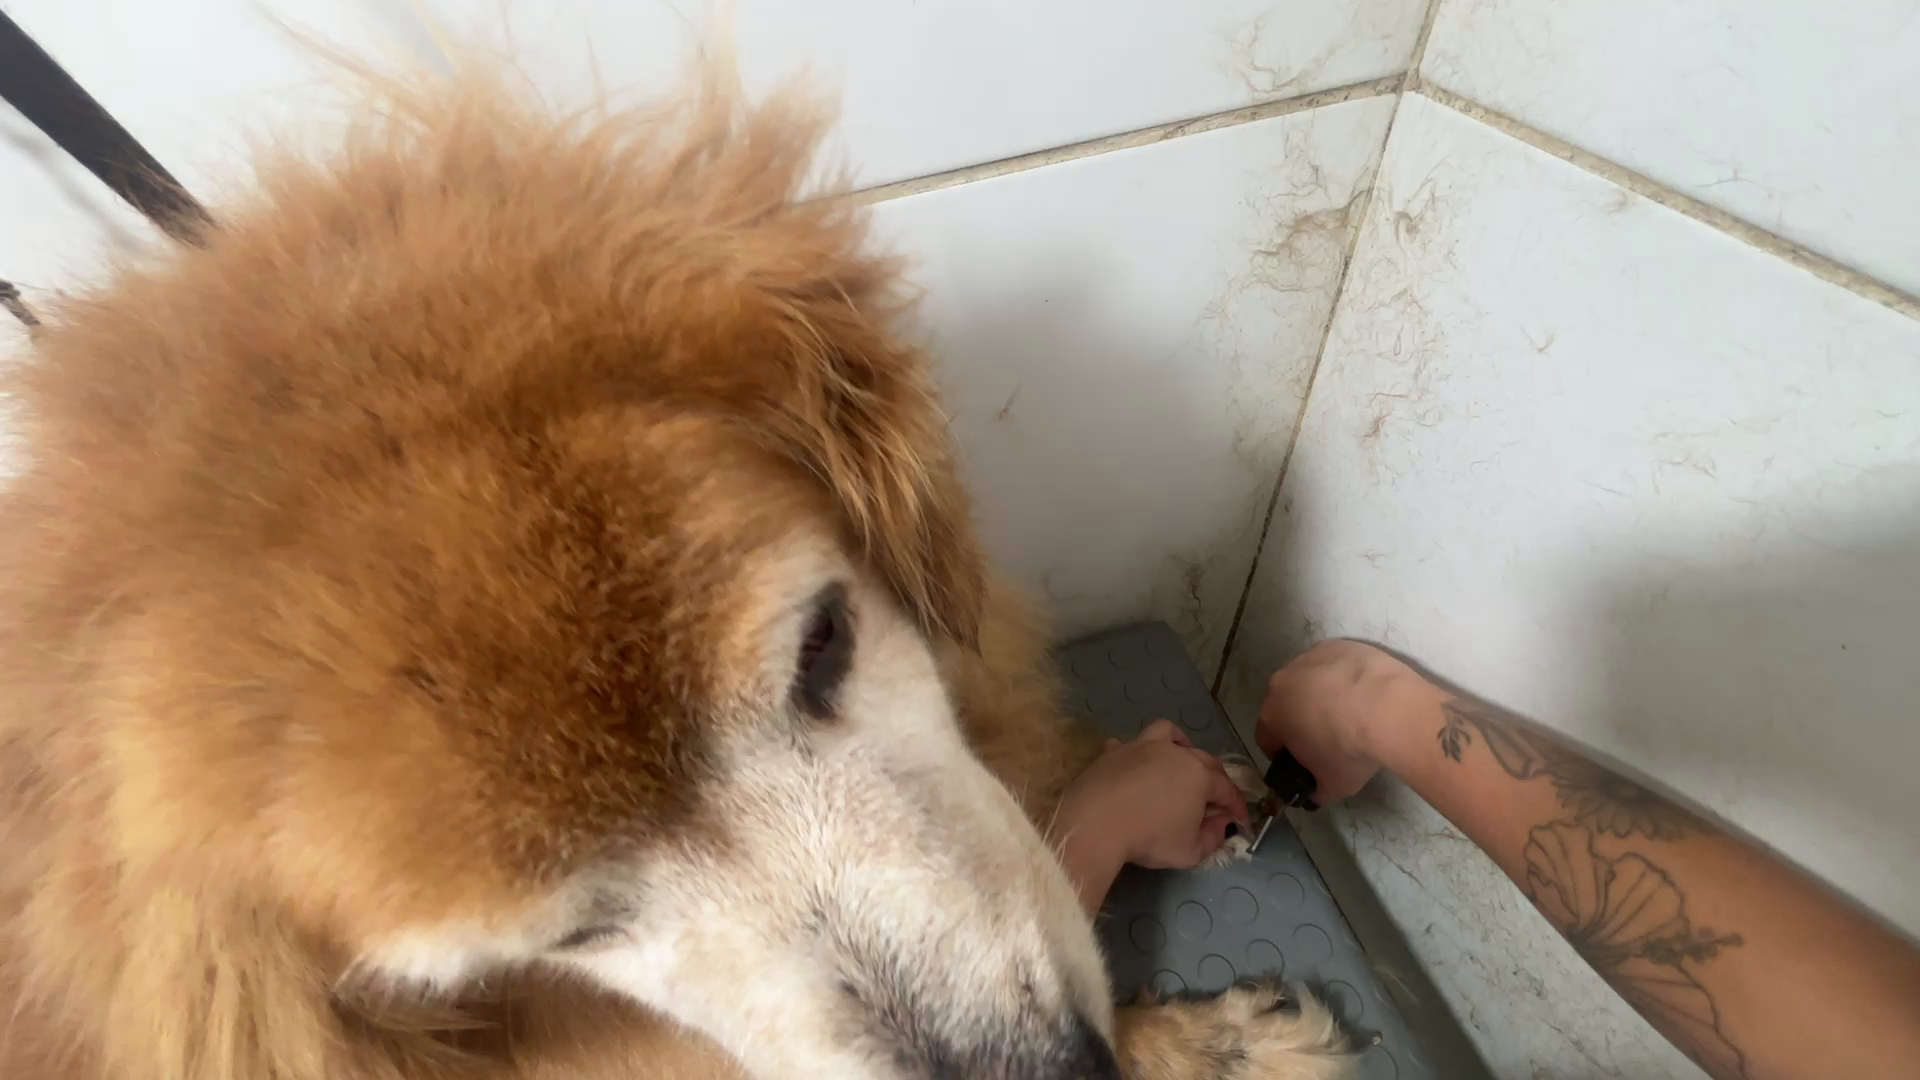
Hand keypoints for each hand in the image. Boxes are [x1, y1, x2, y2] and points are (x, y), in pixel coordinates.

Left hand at [1057, 720, 1249, 870]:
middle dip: (1215, 777)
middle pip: (1203, 758)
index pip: (1227, 789)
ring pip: (1167, 732)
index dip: (1237, 806)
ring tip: (1179, 759)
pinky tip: (1135, 766)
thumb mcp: (1190, 850)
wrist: (1097, 821)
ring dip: (1179, 744)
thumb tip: (1220, 822)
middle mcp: (1173, 753)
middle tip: (1214, 797)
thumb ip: (1212, 837)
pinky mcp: (1113, 750)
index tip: (1241, 822)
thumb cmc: (1149, 837)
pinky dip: (1137, 753)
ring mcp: (1140, 746)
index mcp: (1198, 775)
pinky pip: (1130, 744)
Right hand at [1256, 640, 1428, 804]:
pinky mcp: (1334, 646)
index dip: (1284, 753)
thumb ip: (1316, 792)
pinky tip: (1365, 690)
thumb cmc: (1352, 750)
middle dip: (1301, 719)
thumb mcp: (1333, 785)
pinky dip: (1342, 675)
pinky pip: (1332, 663)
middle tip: (1331, 737)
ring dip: (1321, 694)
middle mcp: (1280, 683)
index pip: (1267, 738)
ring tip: (1353, 711)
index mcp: (1271, 715)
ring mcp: (1306, 659)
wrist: (1391, 710)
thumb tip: (1314, 795)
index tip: (1306, 761)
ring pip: (1308, 680)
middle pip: (1285, 704)